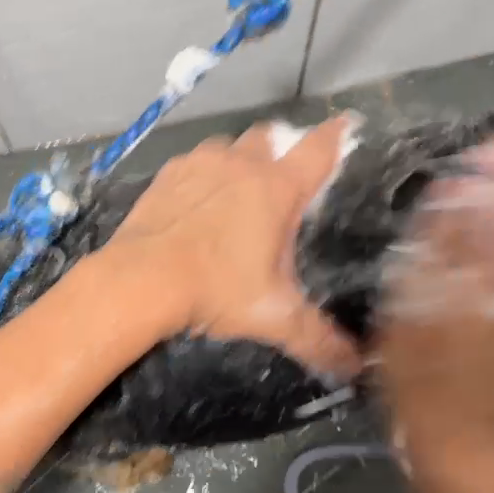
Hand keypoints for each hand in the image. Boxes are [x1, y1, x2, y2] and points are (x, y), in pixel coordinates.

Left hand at [101, 115, 364, 380]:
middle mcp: (240, 166)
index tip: (346, 127)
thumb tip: (354, 365)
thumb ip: (317, 339)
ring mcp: (198, 165)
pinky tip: (194, 205)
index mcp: (276, 189)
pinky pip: (191, 164)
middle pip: (270, 138)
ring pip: (227, 147)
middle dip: (280, 151)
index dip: (336, 137)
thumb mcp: (273, 318)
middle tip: (281, 181)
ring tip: (235, 193)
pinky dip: (200, 177)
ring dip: (236, 162)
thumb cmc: (214, 290)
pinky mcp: (164, 177)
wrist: (139, 281)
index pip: (319, 149)